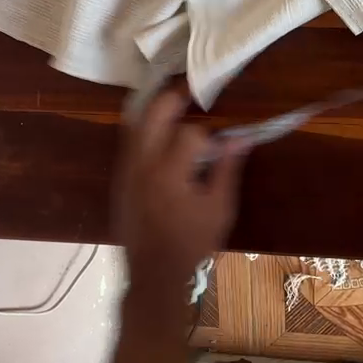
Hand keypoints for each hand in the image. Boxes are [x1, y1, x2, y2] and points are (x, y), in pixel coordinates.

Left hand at [117, 88, 246, 299]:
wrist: (152, 272)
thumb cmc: (191, 243)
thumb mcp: (219, 209)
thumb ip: (228, 169)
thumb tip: (242, 136)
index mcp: (169, 172)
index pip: (190, 132)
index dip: (211, 132)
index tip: (224, 139)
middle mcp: (142, 164)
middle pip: (153, 112)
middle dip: (174, 96)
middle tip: (193, 89)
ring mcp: (126, 169)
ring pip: (134, 121)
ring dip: (156, 108)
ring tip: (176, 102)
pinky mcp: (120, 177)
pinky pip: (129, 140)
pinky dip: (145, 127)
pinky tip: (161, 130)